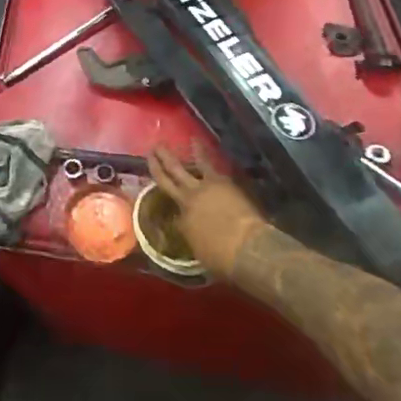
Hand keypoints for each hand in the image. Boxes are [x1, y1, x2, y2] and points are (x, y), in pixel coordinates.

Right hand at [148, 142, 271, 278]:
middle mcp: (189, 196)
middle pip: (170, 175)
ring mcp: (206, 187)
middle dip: (159, 162)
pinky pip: (209, 163)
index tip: (157, 185)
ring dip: (182, 153)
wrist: (248, 249)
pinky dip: (202, 152)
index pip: (168, 202)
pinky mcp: (223, 182)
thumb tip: (185, 226)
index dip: (162, 193)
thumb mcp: (198, 250)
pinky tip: (199, 144)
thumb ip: (190, 233)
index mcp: (182, 214)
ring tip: (175, 141)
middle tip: (151, 150)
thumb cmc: (222, 258)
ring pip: (190, 164)